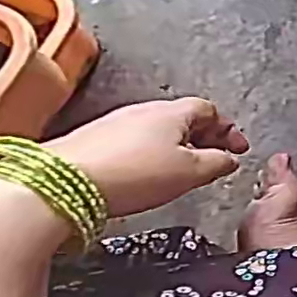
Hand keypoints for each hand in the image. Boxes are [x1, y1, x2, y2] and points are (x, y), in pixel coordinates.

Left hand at [44, 98, 249, 216]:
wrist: (59, 185)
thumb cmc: (129, 174)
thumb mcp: (192, 172)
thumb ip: (219, 162)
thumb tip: (228, 159)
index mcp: (172, 112)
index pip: (210, 111)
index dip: (228, 130)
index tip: (237, 149)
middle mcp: (142, 111)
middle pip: (183, 119)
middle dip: (204, 138)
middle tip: (215, 160)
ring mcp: (114, 124)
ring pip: (157, 131)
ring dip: (176, 148)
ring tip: (182, 172)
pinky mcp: (92, 142)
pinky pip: (132, 144)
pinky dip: (149, 156)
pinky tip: (147, 177)